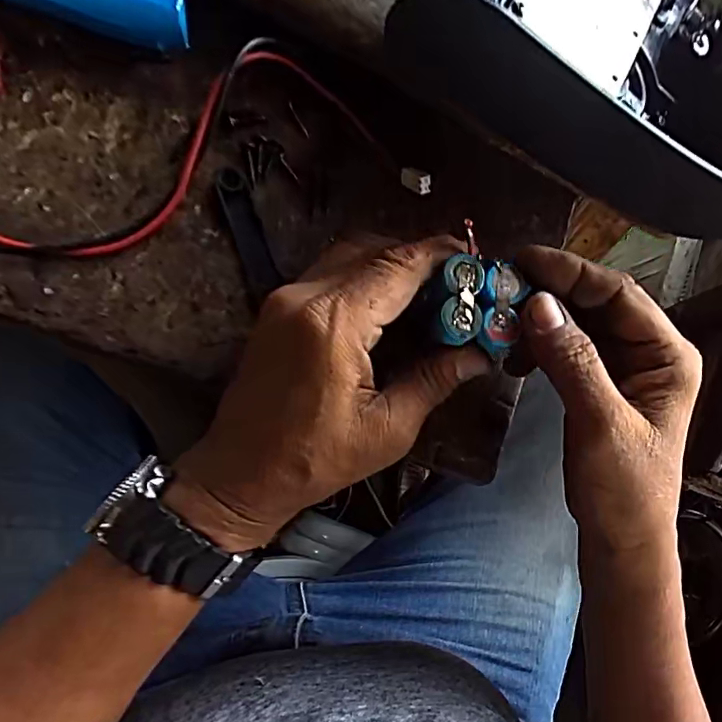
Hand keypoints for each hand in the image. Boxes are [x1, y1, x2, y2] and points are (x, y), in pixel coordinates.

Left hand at [167, 235, 488, 550]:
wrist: (243, 472)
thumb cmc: (317, 458)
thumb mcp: (389, 427)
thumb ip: (434, 381)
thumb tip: (477, 356)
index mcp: (334, 323)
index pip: (396, 267)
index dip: (440, 257)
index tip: (475, 261)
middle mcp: (304, 296)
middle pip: (373, 249)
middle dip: (421, 259)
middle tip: (460, 285)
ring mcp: (285, 298)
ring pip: (350, 255)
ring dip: (394, 265)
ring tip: (433, 295)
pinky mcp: (278, 309)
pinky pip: (332, 273)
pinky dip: (369, 277)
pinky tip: (395, 307)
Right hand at [515, 245, 701, 553]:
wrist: (623, 541)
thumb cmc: (626, 492)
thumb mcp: (602, 424)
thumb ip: (574, 362)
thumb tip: (540, 305)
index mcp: (669, 358)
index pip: (620, 296)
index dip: (572, 273)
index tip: (525, 260)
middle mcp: (652, 357)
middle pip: (601, 305)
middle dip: (554, 292)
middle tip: (505, 282)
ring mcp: (628, 374)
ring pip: (583, 326)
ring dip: (545, 319)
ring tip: (505, 317)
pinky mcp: (603, 390)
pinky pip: (573, 353)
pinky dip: (545, 346)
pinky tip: (519, 350)